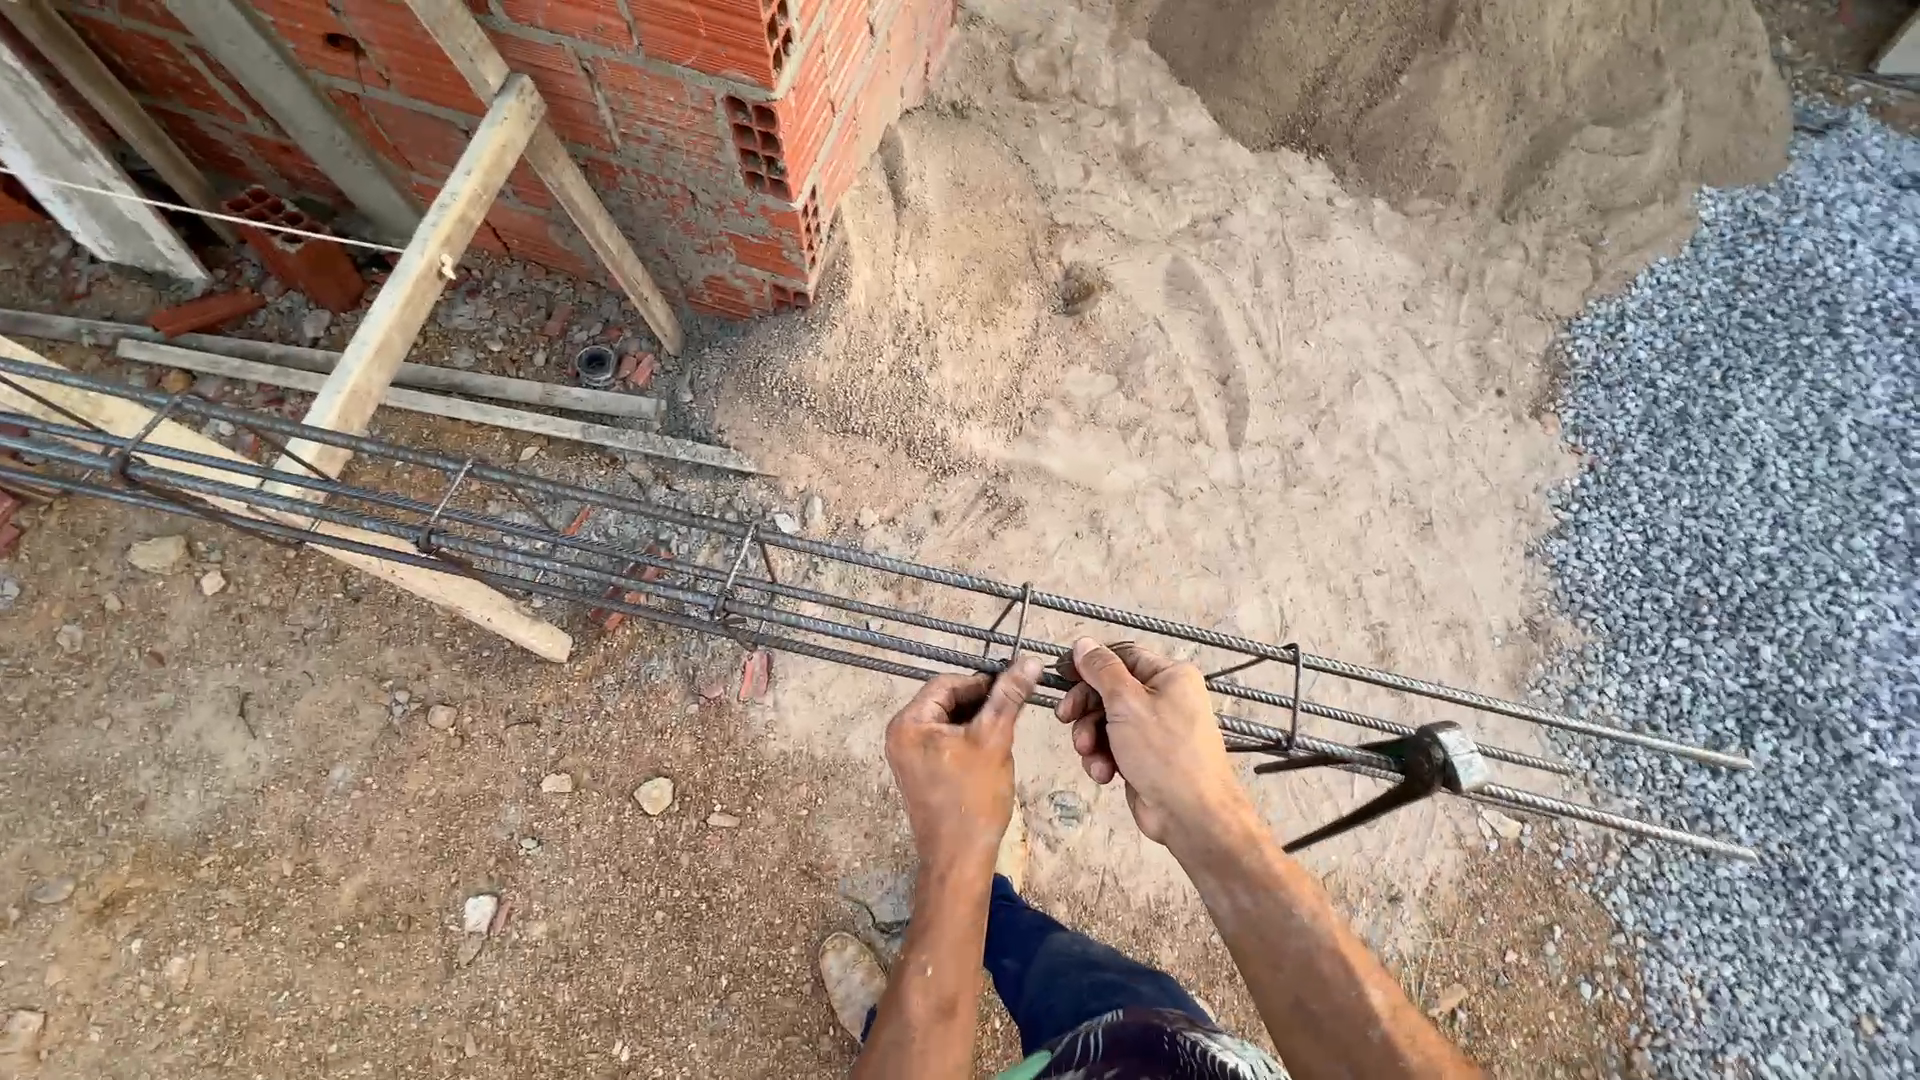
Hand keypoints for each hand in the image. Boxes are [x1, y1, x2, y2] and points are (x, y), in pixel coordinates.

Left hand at [884, 656, 1043, 872]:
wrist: (960, 858)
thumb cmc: (973, 797)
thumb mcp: (994, 739)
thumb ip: (1008, 697)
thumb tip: (1028, 661)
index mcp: (908, 723)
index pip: (947, 684)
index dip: (981, 682)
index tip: (1012, 687)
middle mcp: (900, 735)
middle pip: (946, 701)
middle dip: (980, 703)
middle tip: (1011, 710)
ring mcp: (907, 756)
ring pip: (948, 722)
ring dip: (976, 722)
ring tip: (1004, 732)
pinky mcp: (919, 772)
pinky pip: (944, 742)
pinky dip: (967, 740)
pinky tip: (990, 750)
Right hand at [1054, 639, 1256, 847]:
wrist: (1192, 817)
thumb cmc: (1167, 755)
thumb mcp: (1127, 703)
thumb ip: (1102, 670)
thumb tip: (1084, 643)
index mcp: (1170, 676)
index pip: (1121, 656)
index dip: (1090, 665)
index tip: (1064, 674)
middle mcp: (1165, 698)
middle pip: (1108, 690)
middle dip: (1085, 708)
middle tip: (1066, 717)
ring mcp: (1155, 730)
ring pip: (1105, 721)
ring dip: (1090, 737)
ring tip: (1090, 754)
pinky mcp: (1145, 757)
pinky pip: (1112, 747)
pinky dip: (1102, 758)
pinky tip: (1104, 772)